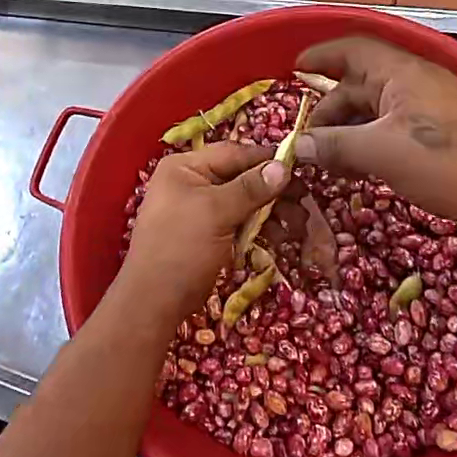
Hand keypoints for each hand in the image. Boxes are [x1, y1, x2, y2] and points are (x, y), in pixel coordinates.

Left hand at [117, 142, 287, 322]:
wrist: (154, 302)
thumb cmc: (181, 248)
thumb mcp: (216, 212)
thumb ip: (250, 188)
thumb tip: (282, 167)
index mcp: (185, 167)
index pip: (235, 153)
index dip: (267, 160)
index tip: (301, 171)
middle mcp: (191, 182)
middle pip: (241, 178)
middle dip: (273, 192)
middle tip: (303, 206)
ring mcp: (199, 209)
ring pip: (243, 203)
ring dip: (270, 213)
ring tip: (297, 227)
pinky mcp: (207, 234)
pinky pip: (238, 223)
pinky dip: (258, 229)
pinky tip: (279, 238)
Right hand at [292, 36, 456, 222]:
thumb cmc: (446, 164)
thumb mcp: (379, 153)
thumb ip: (334, 145)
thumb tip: (299, 146)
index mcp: (402, 73)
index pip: (353, 49)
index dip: (320, 55)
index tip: (292, 70)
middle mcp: (417, 81)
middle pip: (359, 83)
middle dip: (329, 111)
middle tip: (308, 144)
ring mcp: (433, 106)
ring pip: (376, 109)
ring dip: (348, 132)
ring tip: (332, 163)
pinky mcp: (443, 131)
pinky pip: (394, 127)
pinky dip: (370, 142)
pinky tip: (362, 168)